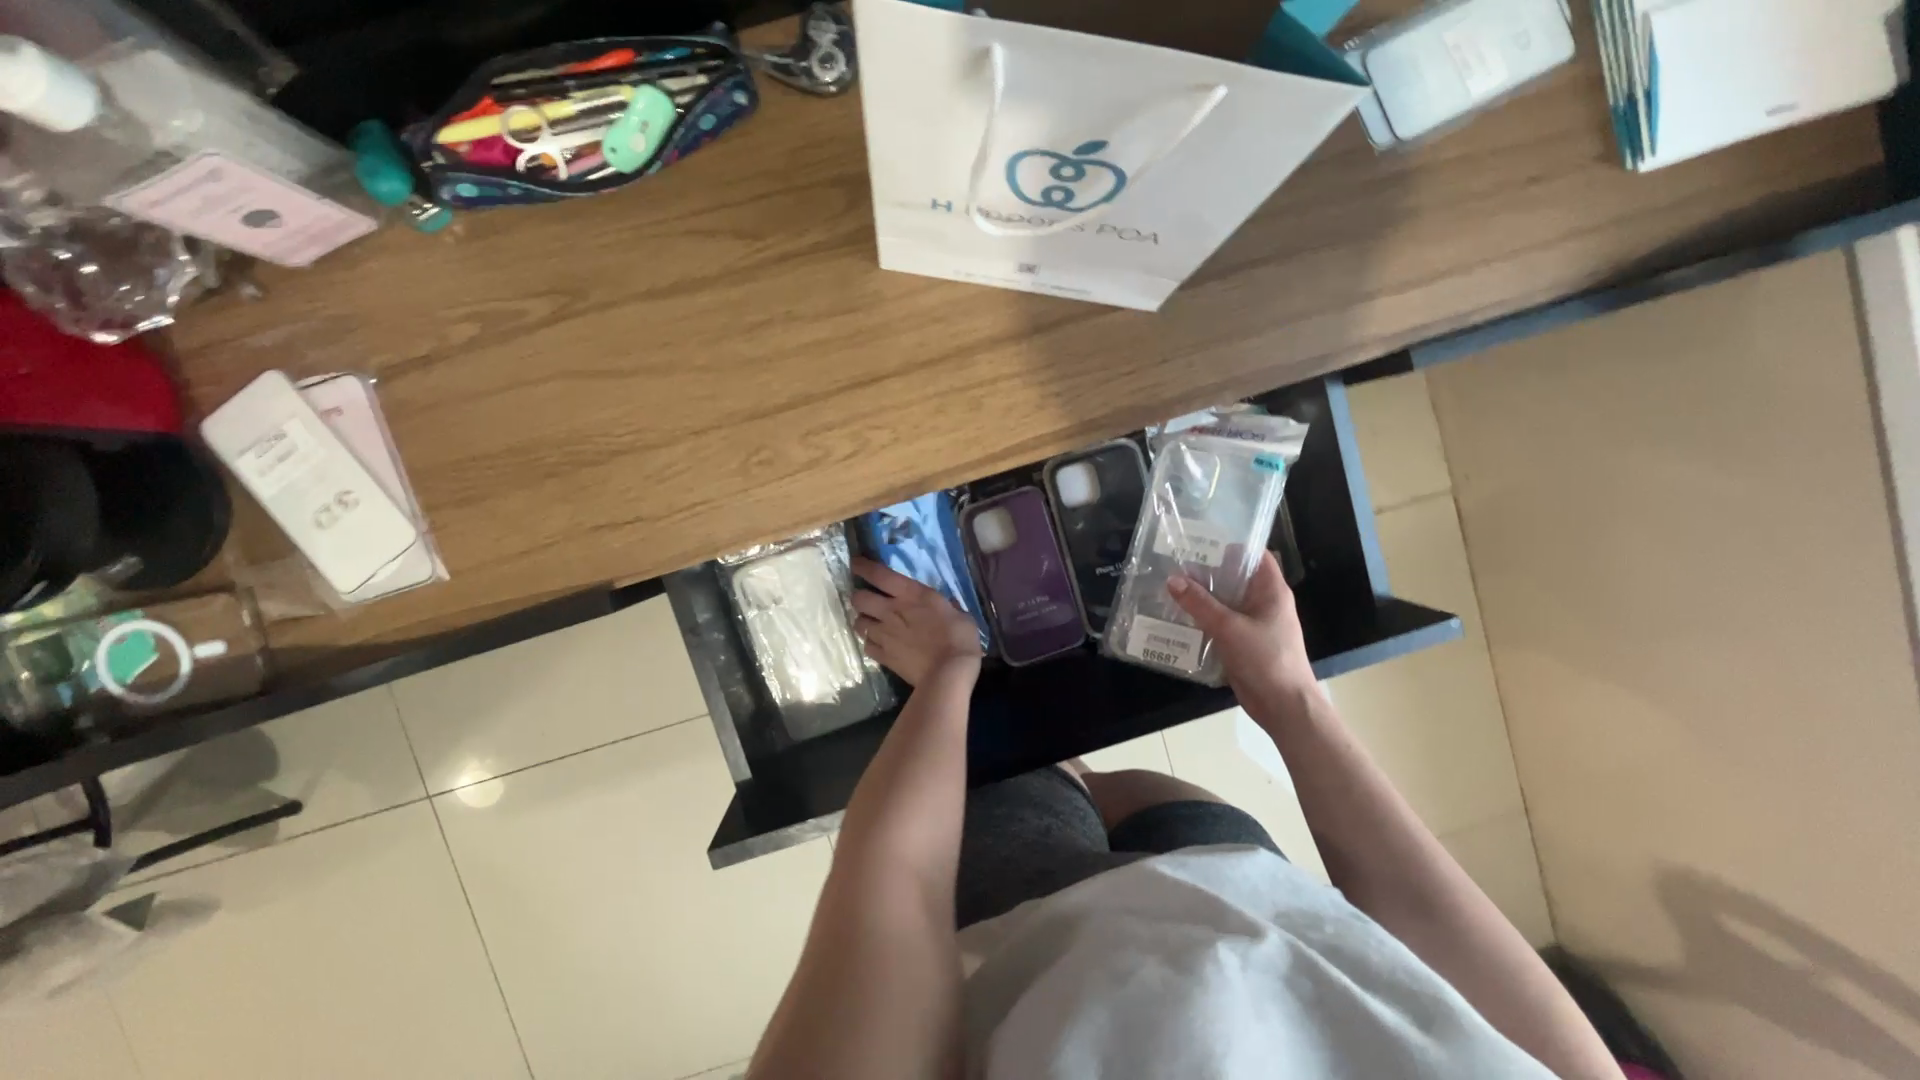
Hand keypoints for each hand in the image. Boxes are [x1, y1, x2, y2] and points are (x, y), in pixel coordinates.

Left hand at [849, 557, 982, 686]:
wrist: (948, 675)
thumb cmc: (960, 640)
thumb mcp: (961, 616)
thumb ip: (948, 608)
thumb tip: (947, 607)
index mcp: (911, 595)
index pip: (879, 574)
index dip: (863, 567)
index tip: (856, 564)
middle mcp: (891, 611)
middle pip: (859, 598)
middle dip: (860, 597)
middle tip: (868, 601)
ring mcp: (884, 634)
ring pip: (858, 622)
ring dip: (864, 621)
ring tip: (872, 624)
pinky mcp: (883, 656)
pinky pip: (867, 646)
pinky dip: (871, 644)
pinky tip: (879, 645)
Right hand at [1167, 551, 1317, 712]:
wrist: (1284, 705)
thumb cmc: (1265, 659)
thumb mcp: (1229, 628)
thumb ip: (1200, 604)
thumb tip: (1172, 580)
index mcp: (1271, 591)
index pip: (1255, 556)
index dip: (1231, 545)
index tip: (1201, 540)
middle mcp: (1264, 603)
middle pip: (1235, 578)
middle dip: (1207, 572)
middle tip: (1175, 563)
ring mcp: (1254, 625)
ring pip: (1225, 603)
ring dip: (1201, 598)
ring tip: (1169, 588)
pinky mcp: (1243, 644)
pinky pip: (1221, 625)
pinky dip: (1202, 621)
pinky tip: (1177, 619)